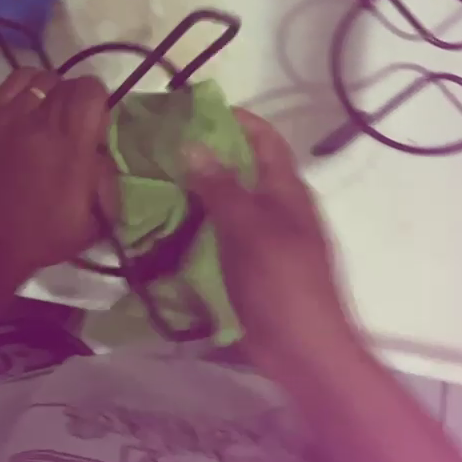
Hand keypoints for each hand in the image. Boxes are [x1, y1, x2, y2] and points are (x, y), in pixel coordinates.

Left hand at [0, 69, 114, 283]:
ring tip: (50, 116)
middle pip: (68, 83)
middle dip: (78, 100)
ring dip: (52, 93)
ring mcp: (9, 117)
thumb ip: (106, 176)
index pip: (90, 91)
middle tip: (74, 126)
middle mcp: (40, 123)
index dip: (99, 102)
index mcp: (70, 146)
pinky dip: (26, 88)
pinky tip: (29, 107)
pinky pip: (12, 83)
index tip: (95, 127)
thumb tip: (101, 149)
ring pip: (41, 79)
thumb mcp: (95, 215)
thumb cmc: (45, 233)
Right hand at [186, 110, 362, 372]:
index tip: (194, 109)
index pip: (264, 139)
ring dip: (199, 185)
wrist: (304, 352)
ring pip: (229, 197)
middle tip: (163, 143)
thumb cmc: (282, 284)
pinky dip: (198, 217)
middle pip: (244, 165)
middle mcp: (277, 207)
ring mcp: (264, 236)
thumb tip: (192, 145)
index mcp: (287, 191)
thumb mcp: (250, 230)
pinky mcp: (250, 262)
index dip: (236, 119)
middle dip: (208, 150)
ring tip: (157, 175)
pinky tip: (169, 219)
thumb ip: (221, 187)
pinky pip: (221, 228)